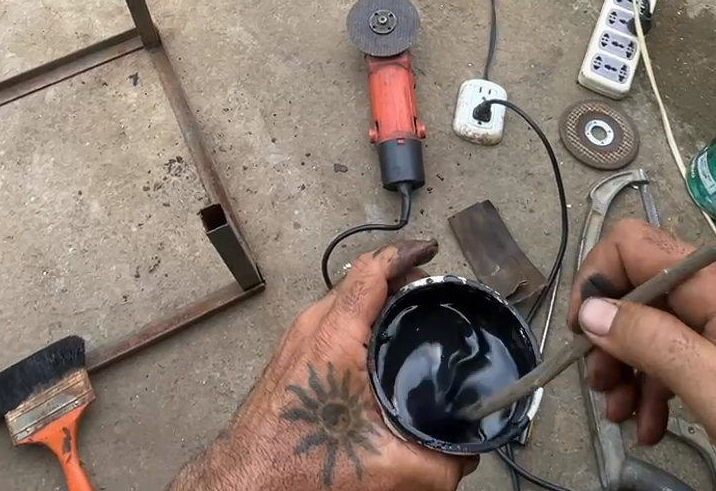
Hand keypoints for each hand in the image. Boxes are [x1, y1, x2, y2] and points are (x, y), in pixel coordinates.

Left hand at [171, 239, 474, 490]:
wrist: (247, 482)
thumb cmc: (303, 465)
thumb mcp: (388, 469)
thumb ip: (441, 462)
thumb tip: (468, 452)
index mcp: (336, 335)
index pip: (373, 270)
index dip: (406, 253)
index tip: (432, 249)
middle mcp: (312, 325)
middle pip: (360, 278)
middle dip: (398, 274)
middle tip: (431, 288)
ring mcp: (297, 336)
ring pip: (343, 297)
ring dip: (376, 295)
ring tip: (408, 309)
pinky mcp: (290, 353)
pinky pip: (330, 316)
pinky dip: (358, 314)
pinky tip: (374, 340)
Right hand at [569, 219, 715, 490]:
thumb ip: (656, 345)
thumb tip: (592, 310)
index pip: (633, 244)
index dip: (596, 280)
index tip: (584, 335)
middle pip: (643, 280)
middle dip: (612, 331)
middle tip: (600, 388)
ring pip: (661, 313)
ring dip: (633, 360)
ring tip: (623, 412)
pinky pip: (691, 339)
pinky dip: (665, 374)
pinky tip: (654, 418)